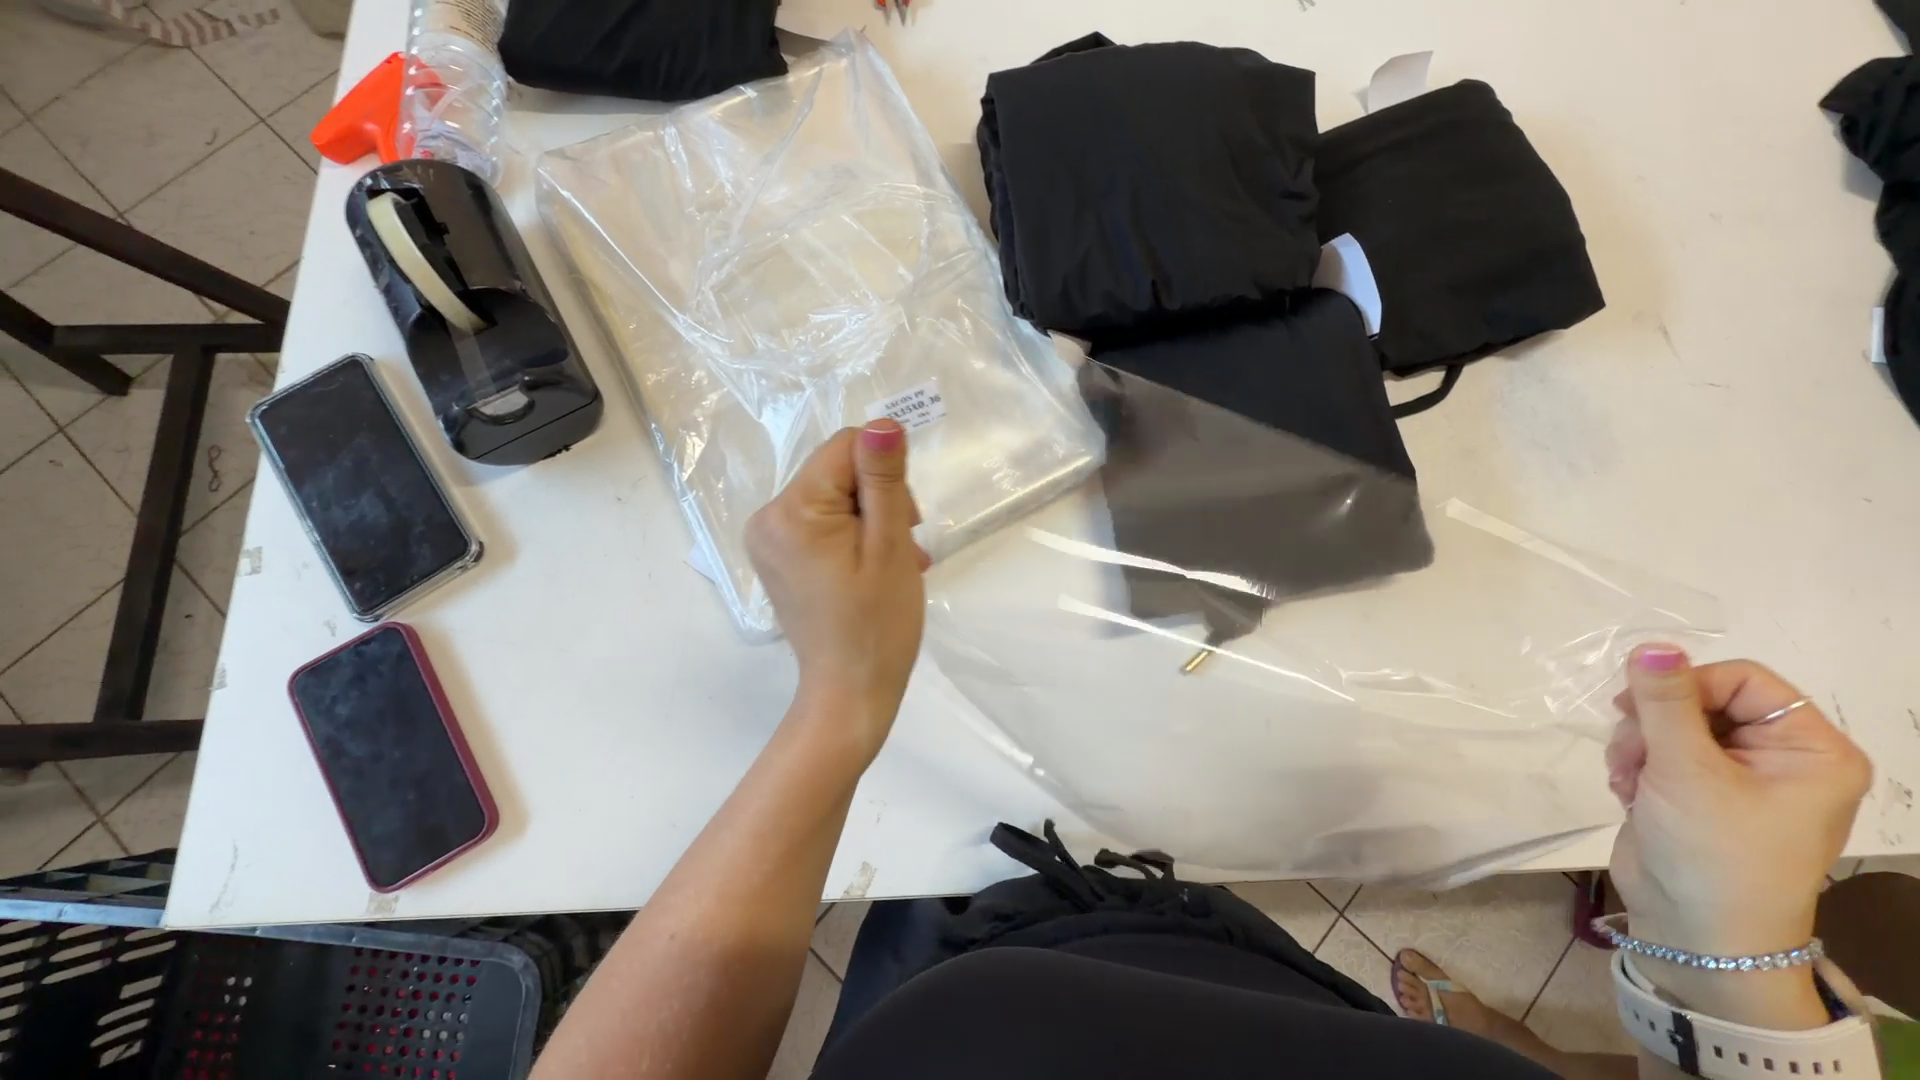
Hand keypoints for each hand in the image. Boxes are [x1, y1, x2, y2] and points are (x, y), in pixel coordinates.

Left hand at [745, 420, 928, 762]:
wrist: (850, 694)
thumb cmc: (877, 624)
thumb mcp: (889, 546)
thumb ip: (884, 479)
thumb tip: (883, 422)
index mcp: (791, 510)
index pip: (847, 447)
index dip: (886, 476)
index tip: (903, 524)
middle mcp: (767, 517)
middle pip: (839, 472)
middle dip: (880, 501)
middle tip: (901, 549)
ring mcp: (769, 540)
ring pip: (835, 497)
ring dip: (873, 522)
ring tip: (894, 564)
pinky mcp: (778, 558)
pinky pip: (822, 523)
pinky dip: (854, 538)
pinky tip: (874, 569)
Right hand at [1606, 646, 1871, 1028]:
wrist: (1696, 932)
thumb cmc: (1712, 850)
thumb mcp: (1685, 770)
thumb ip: (1664, 702)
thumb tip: (1651, 643)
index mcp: (1810, 750)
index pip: (1743, 679)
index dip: (1687, 685)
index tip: (1639, 710)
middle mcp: (1780, 757)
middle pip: (1701, 699)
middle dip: (1653, 722)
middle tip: (1630, 751)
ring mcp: (1736, 775)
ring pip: (1670, 723)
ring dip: (1636, 744)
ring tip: (1629, 778)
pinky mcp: (1696, 790)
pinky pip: (1658, 749)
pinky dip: (1635, 764)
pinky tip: (1629, 790)